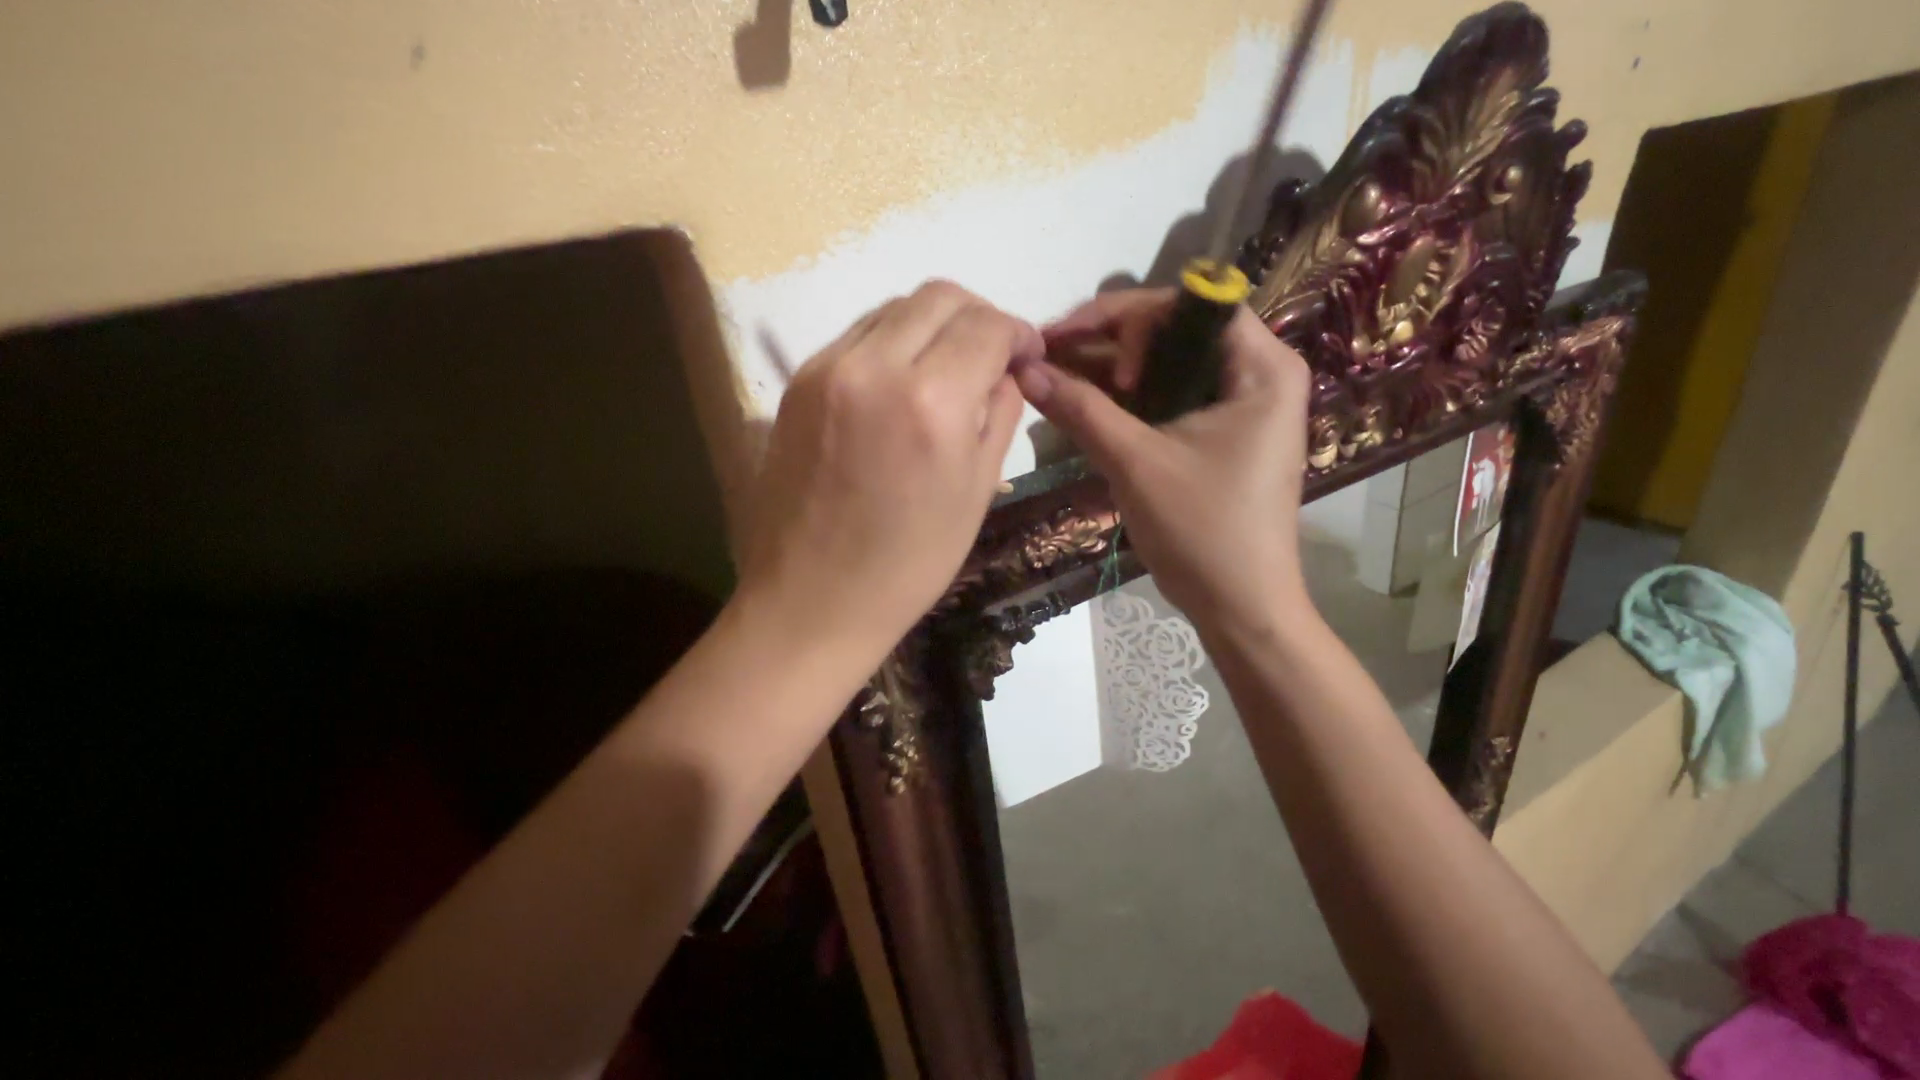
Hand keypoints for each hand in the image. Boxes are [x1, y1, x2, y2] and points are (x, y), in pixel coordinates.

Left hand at [739, 281, 1041, 659]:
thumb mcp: (977, 491)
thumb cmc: (909, 563)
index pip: (987, 326)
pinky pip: (858, 336)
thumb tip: (1003, 370)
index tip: (1028, 356)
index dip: (1018, 333)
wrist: (812, 600)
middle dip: (978, 316)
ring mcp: (828, 369)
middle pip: (938, 296)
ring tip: (947, 368)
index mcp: (932, 401)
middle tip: (992, 356)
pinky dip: (891, 343)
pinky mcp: (798, 383)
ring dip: (932, 324)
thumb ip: (999, 413)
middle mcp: (875, 367)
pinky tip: (901, 385)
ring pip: (894, 308)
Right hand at [1014, 288, 1313, 631]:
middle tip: (1051, 358)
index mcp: (1261, 366)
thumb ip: (1080, 409)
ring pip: (1168, 364)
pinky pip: (1171, 397)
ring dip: (1111, 369)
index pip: (1187, 304)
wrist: (1242, 608)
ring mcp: (1242, 405)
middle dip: (1108, 341)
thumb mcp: (1135, 463)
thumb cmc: (1203, 532)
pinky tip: (1081, 401)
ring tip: (1052, 376)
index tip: (1067, 340)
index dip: (1121, 314)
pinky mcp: (1223, 434)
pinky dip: (1128, 399)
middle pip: (1175, 330)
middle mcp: (1259, 373)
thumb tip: (1024, 369)